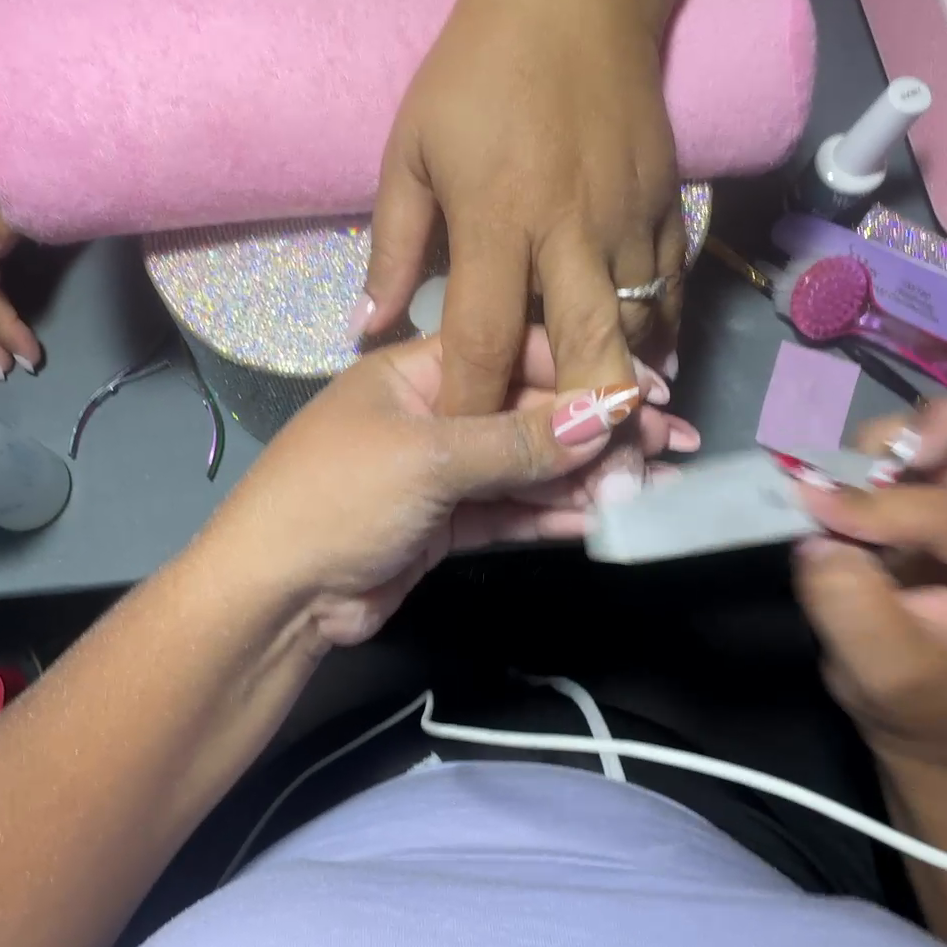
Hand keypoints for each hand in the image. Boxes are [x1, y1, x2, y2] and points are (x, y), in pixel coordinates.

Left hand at [200, 330, 696, 645]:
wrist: (276, 594)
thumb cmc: (339, 499)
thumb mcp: (426, 458)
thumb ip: (516, 440)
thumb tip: (606, 417)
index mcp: (416, 372)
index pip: (513, 352)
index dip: (582, 371)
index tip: (648, 392)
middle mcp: (434, 414)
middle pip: (528, 413)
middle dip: (596, 430)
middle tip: (670, 445)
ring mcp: (441, 473)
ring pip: (526, 467)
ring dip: (587, 476)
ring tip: (656, 485)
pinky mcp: (446, 525)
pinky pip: (509, 511)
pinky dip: (553, 514)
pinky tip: (605, 516)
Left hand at [359, 0, 687, 424]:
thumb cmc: (474, 76)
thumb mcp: (409, 154)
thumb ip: (391, 249)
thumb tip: (366, 326)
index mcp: (496, 220)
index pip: (484, 340)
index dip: (478, 406)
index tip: (472, 451)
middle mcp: (571, 231)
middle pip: (583, 348)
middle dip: (581, 418)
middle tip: (576, 468)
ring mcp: (632, 217)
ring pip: (639, 327)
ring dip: (624, 383)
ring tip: (613, 430)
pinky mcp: (673, 202)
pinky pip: (674, 287)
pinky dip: (660, 332)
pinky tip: (643, 363)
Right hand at [792, 398, 946, 768]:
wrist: (930, 725)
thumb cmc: (922, 708)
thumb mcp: (886, 677)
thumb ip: (851, 607)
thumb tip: (817, 536)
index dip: (888, 506)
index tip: (813, 506)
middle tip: (880, 455)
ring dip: (897, 439)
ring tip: (843, 477)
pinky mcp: (936, 511)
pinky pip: (915, 454)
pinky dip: (871, 454)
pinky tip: (835, 483)